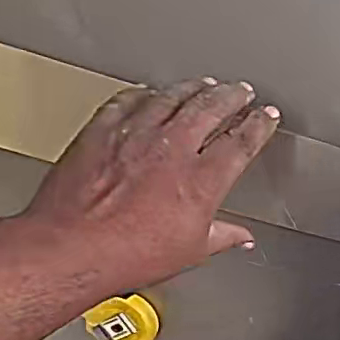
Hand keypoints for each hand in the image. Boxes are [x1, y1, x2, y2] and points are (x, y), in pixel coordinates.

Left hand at [15, 77, 278, 289]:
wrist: (74, 247)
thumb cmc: (129, 254)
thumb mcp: (191, 251)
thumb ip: (222, 236)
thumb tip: (239, 237)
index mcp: (202, 181)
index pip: (241, 141)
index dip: (258, 125)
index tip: (265, 117)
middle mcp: (172, 150)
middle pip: (211, 107)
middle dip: (232, 96)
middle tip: (242, 91)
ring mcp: (136, 135)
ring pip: (172, 96)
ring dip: (193, 88)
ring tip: (205, 84)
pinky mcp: (103, 129)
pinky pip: (129, 99)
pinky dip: (145, 93)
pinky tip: (150, 92)